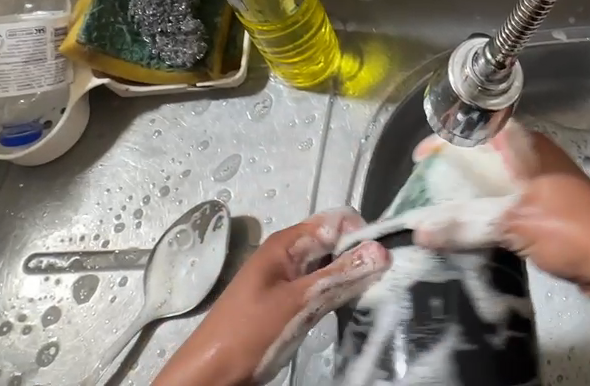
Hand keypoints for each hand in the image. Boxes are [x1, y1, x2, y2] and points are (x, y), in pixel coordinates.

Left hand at [153, 208, 388, 385]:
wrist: (206, 380)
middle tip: (383, 282)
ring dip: (349, 278)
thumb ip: (341, 275)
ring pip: (329, 266)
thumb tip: (382, 250)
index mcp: (287, 243)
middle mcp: (289, 254)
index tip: (384, 261)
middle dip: (359, 257)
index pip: (337, 220)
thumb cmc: (249, 335)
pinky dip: (336, 294)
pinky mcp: (287, 303)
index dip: (362, 234)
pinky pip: (320, 287)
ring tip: (372, 296)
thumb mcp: (299, 304)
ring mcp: (287, 279)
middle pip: (335, 242)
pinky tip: (350, 309)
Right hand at [410, 124, 589, 304]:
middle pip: (486, 152)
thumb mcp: (514, 224)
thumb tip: (420, 230)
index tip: (422, 157)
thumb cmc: (569, 230)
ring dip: (471, 190)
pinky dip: (487, 208)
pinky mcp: (547, 206)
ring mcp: (542, 180)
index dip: (448, 138)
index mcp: (527, 146)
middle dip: (455, 166)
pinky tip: (472, 226)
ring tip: (440, 207)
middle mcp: (534, 155)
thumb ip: (466, 224)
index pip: (479, 129)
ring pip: (497, 178)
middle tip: (425, 185)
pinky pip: (508, 199)